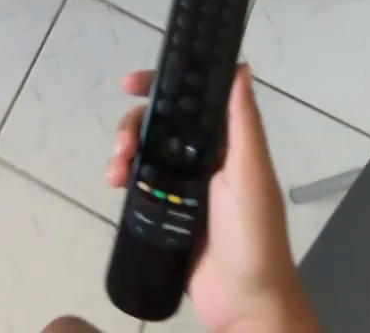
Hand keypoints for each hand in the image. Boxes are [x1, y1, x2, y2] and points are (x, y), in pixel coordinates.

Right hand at [107, 66, 318, 332]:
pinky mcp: (166, 211)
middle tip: (123, 140)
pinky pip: (138, 183)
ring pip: (145, 151)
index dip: (163, 84)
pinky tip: (115, 183)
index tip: (133, 83)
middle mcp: (202, 156)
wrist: (244, 303)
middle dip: (135, 123)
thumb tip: (240, 66)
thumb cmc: (253, 233)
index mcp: (225, 142)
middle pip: (160, 124)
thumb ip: (243, 122)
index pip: (190, 100)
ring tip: (116, 170)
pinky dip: (123, 176)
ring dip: (124, 150)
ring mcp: (182, 184)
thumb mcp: (251, 172)